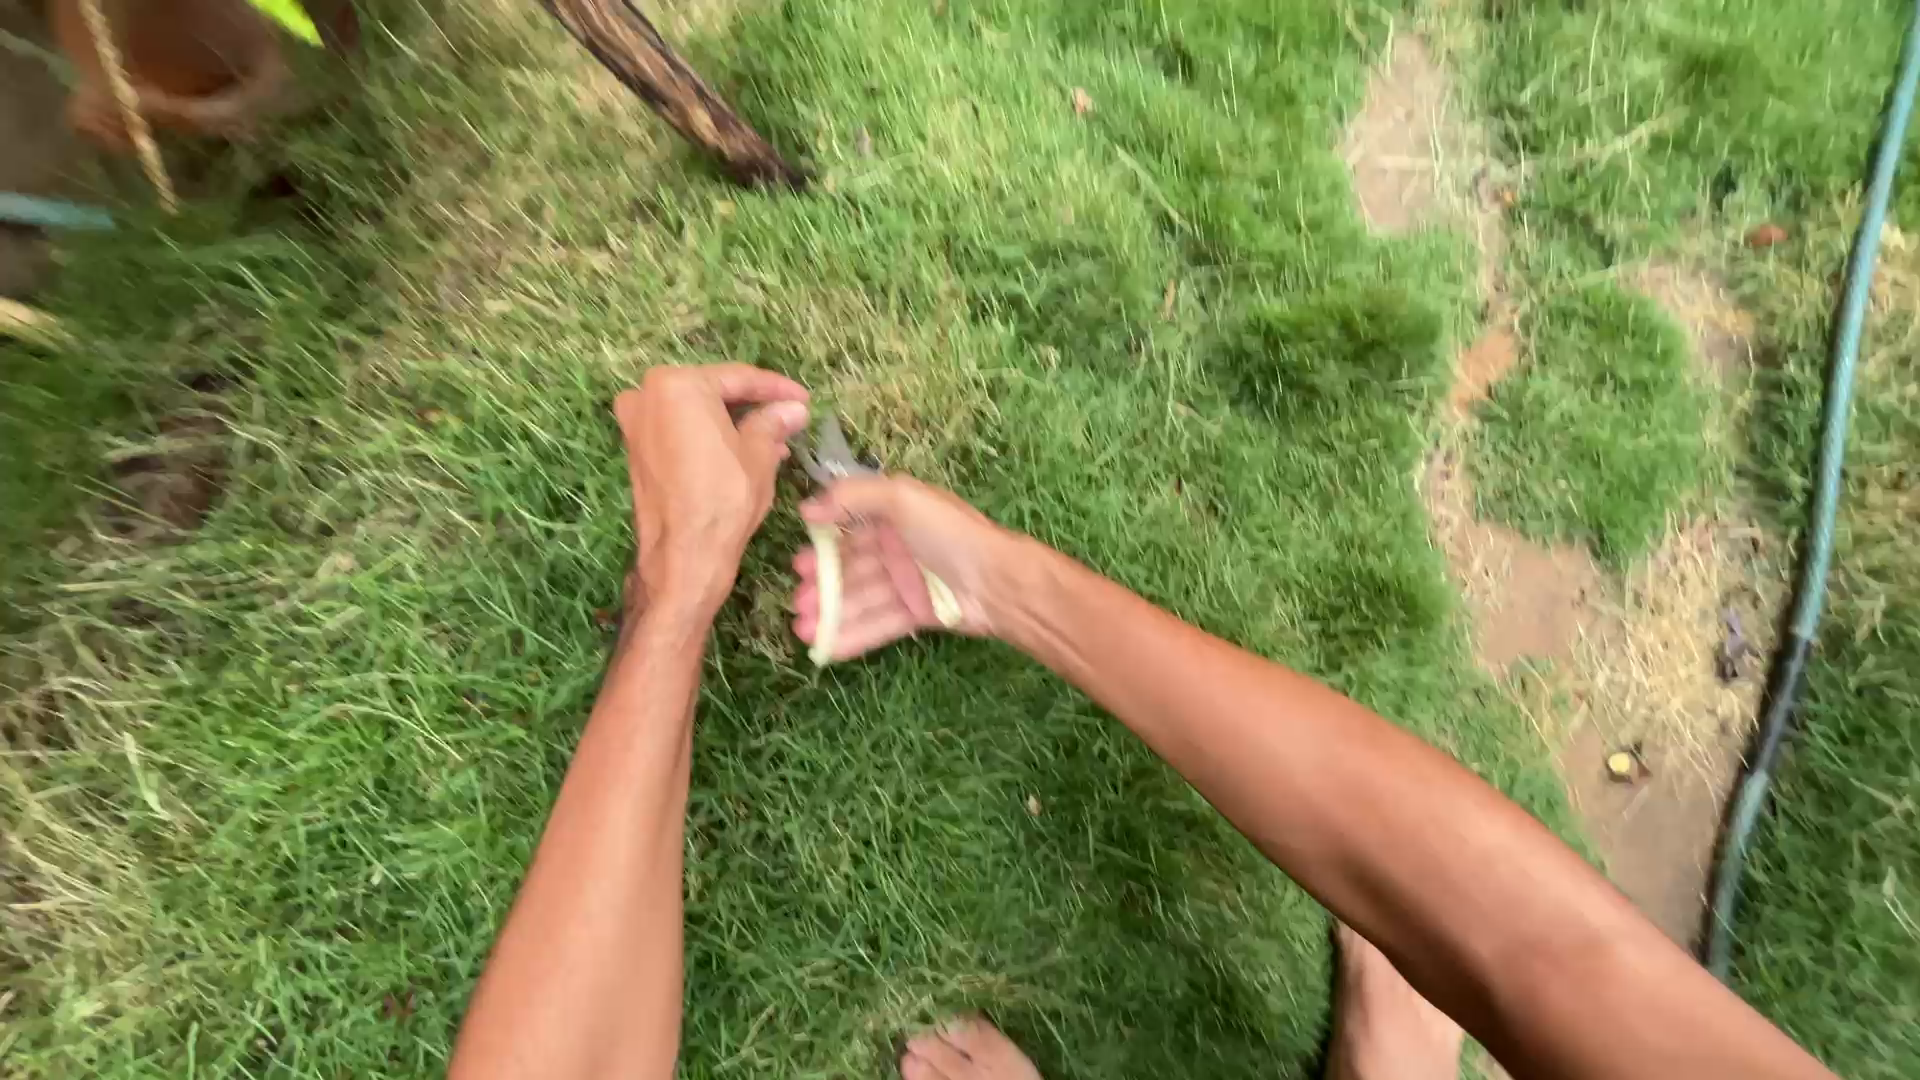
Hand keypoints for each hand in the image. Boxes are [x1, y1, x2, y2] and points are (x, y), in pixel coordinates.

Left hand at [615, 364, 809, 618]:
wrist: (685, 554)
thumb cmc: (725, 497)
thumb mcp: (759, 453)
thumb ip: (773, 422)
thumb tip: (794, 409)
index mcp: (677, 385)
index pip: (738, 378)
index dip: (776, 388)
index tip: (804, 398)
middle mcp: (646, 395)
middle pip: (713, 392)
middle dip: (754, 406)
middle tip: (789, 417)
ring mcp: (636, 424)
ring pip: (697, 413)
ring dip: (735, 423)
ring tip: (775, 440)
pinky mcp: (637, 451)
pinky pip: (682, 432)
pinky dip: (712, 437)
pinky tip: (744, 451)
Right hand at [791, 475, 1021, 660]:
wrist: (995, 580)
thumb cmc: (948, 532)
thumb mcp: (902, 497)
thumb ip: (853, 496)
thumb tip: (807, 509)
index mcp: (896, 516)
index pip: (851, 531)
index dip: (823, 548)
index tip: (797, 564)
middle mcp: (899, 548)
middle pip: (853, 569)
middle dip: (823, 586)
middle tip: (797, 603)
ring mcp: (908, 583)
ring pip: (862, 600)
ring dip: (831, 615)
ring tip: (803, 630)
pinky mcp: (917, 613)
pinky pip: (880, 624)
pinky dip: (853, 636)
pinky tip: (826, 648)